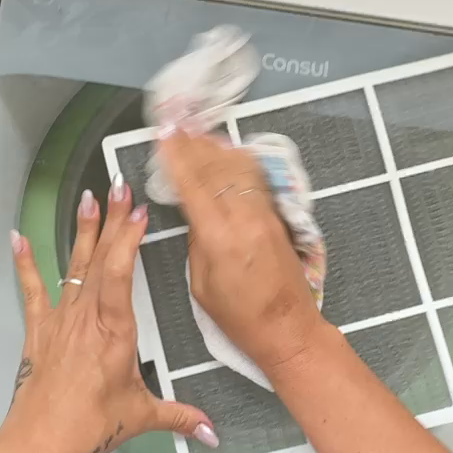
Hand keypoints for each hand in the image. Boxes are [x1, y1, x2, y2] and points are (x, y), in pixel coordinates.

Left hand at [1, 176, 215, 452]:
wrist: (39, 445)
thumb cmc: (91, 427)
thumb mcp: (141, 417)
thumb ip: (181, 417)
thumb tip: (212, 432)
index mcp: (115, 331)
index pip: (122, 273)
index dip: (129, 238)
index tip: (138, 210)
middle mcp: (87, 317)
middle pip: (100, 259)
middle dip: (112, 220)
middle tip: (118, 186)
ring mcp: (60, 320)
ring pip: (73, 266)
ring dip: (81, 231)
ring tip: (87, 198)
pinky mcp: (39, 330)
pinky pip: (32, 290)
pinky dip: (25, 263)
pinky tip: (18, 238)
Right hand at [155, 128, 332, 373]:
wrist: (288, 327)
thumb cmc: (241, 317)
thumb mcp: (201, 284)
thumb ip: (196, 241)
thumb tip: (193, 211)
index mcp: (220, 238)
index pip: (193, 184)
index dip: (176, 156)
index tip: (164, 136)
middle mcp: (245, 219)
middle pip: (215, 169)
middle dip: (193, 144)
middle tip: (176, 124)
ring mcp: (265, 215)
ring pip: (238, 168)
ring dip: (216, 146)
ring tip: (197, 131)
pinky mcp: (278, 217)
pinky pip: (256, 179)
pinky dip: (239, 160)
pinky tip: (228, 151)